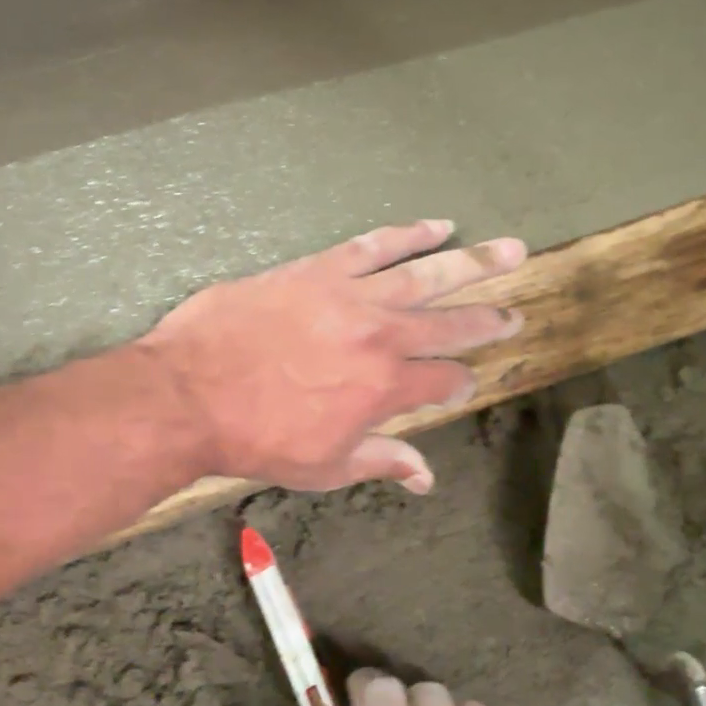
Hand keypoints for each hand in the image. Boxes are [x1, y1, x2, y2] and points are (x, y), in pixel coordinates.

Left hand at [139, 220, 524, 493]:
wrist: (187, 395)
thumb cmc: (257, 440)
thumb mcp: (325, 467)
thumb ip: (383, 462)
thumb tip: (427, 479)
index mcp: (386, 389)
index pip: (444, 380)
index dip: (459, 383)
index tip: (462, 383)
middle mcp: (383, 338)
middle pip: (452, 324)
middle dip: (489, 321)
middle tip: (517, 315)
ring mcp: (353, 297)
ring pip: (427, 275)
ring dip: (474, 262)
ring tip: (512, 250)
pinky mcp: (320, 269)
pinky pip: (374, 245)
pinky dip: (409, 234)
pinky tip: (438, 226)